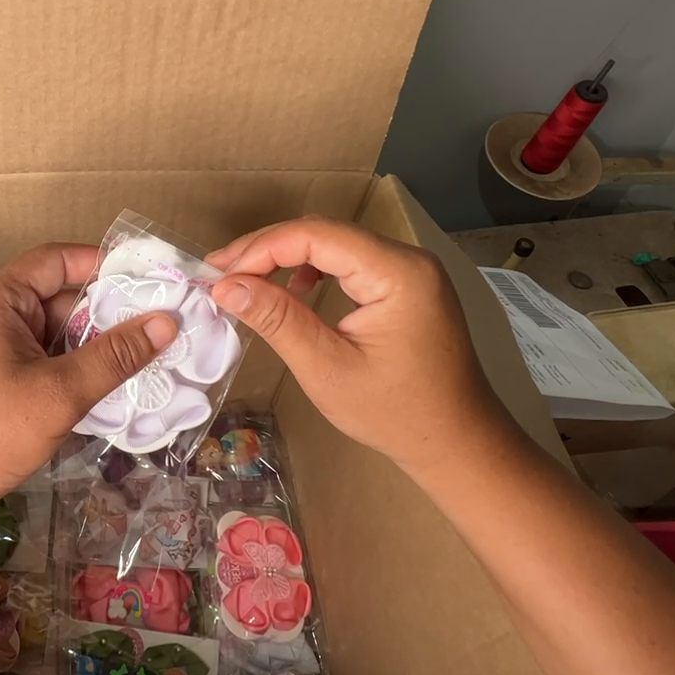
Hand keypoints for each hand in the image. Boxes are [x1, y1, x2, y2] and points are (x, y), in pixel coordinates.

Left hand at [0, 243, 177, 540]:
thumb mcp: (60, 392)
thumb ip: (115, 356)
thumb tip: (167, 322)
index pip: (53, 261)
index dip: (99, 263)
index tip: (145, 279)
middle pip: (58, 297)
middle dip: (106, 311)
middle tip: (158, 324)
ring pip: (54, 331)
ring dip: (94, 342)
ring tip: (146, 354)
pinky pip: (44, 356)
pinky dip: (75, 364)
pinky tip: (111, 381)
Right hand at [206, 217, 519, 476]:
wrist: (457, 442)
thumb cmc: (394, 413)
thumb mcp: (325, 368)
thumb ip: (277, 319)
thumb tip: (225, 286)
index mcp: (396, 272)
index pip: (314, 235)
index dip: (259, 249)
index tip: (217, 274)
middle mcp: (406, 258)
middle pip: (323, 232)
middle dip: (266, 249)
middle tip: (220, 274)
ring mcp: (408, 269)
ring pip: (333, 243)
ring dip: (285, 256)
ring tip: (245, 279)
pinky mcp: (405, 284)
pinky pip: (349, 260)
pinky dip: (312, 267)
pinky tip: (293, 289)